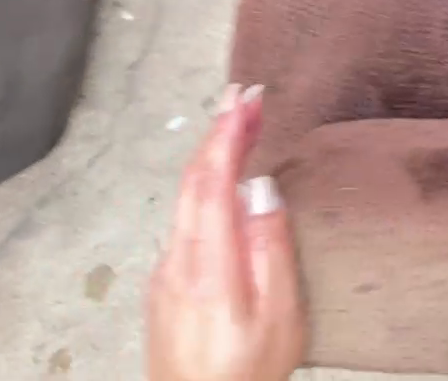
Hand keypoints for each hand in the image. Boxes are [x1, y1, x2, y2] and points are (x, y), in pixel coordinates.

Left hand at [148, 84, 302, 380]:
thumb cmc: (247, 371)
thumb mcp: (280, 314)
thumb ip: (270, 246)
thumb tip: (261, 185)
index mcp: (207, 263)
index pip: (211, 179)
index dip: (227, 132)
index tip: (247, 96)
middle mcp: (178, 260)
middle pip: (193, 180)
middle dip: (218, 130)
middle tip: (245, 94)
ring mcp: (167, 272)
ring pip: (186, 195)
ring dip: (212, 152)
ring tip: (240, 121)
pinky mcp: (168, 283)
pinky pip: (186, 214)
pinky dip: (206, 179)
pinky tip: (224, 174)